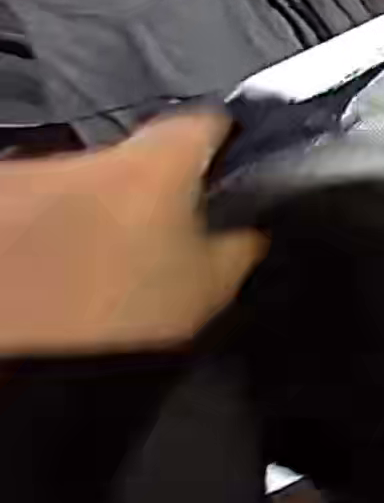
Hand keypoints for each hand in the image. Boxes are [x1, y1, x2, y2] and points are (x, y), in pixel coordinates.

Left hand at [0, 110, 266, 354]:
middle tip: (134, 235)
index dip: (216, 140)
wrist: (14, 378)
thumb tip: (240, 220)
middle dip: (122, 190)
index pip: (200, 123)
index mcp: (148, 169)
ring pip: (46, 189)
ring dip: (61, 214)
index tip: (218, 158)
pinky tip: (32, 275)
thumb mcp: (215, 279)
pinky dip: (22, 238)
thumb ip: (236, 233)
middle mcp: (65, 165)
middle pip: (114, 160)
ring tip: (67, 264)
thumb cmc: (121, 325)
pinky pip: (11, 216)